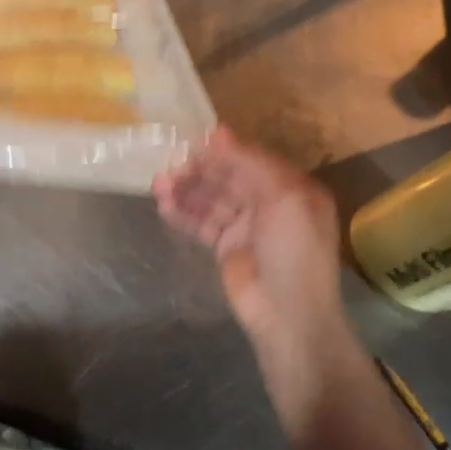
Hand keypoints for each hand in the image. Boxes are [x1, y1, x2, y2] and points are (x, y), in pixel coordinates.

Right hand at [153, 127, 342, 349]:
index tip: (191, 146)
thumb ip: (250, 164)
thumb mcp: (283, 200)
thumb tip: (218, 133)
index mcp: (291, 189)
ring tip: (158, 187)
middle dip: (197, 172)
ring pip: (210, 199)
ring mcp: (245, 226)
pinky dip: (182, 214)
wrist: (288, 316)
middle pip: (226, 178)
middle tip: (169, 169)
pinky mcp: (225, 247)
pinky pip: (200, 222)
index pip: (250, 161)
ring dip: (185, 191)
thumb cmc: (293, 253)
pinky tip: (164, 207)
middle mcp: (269, 203)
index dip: (221, 153)